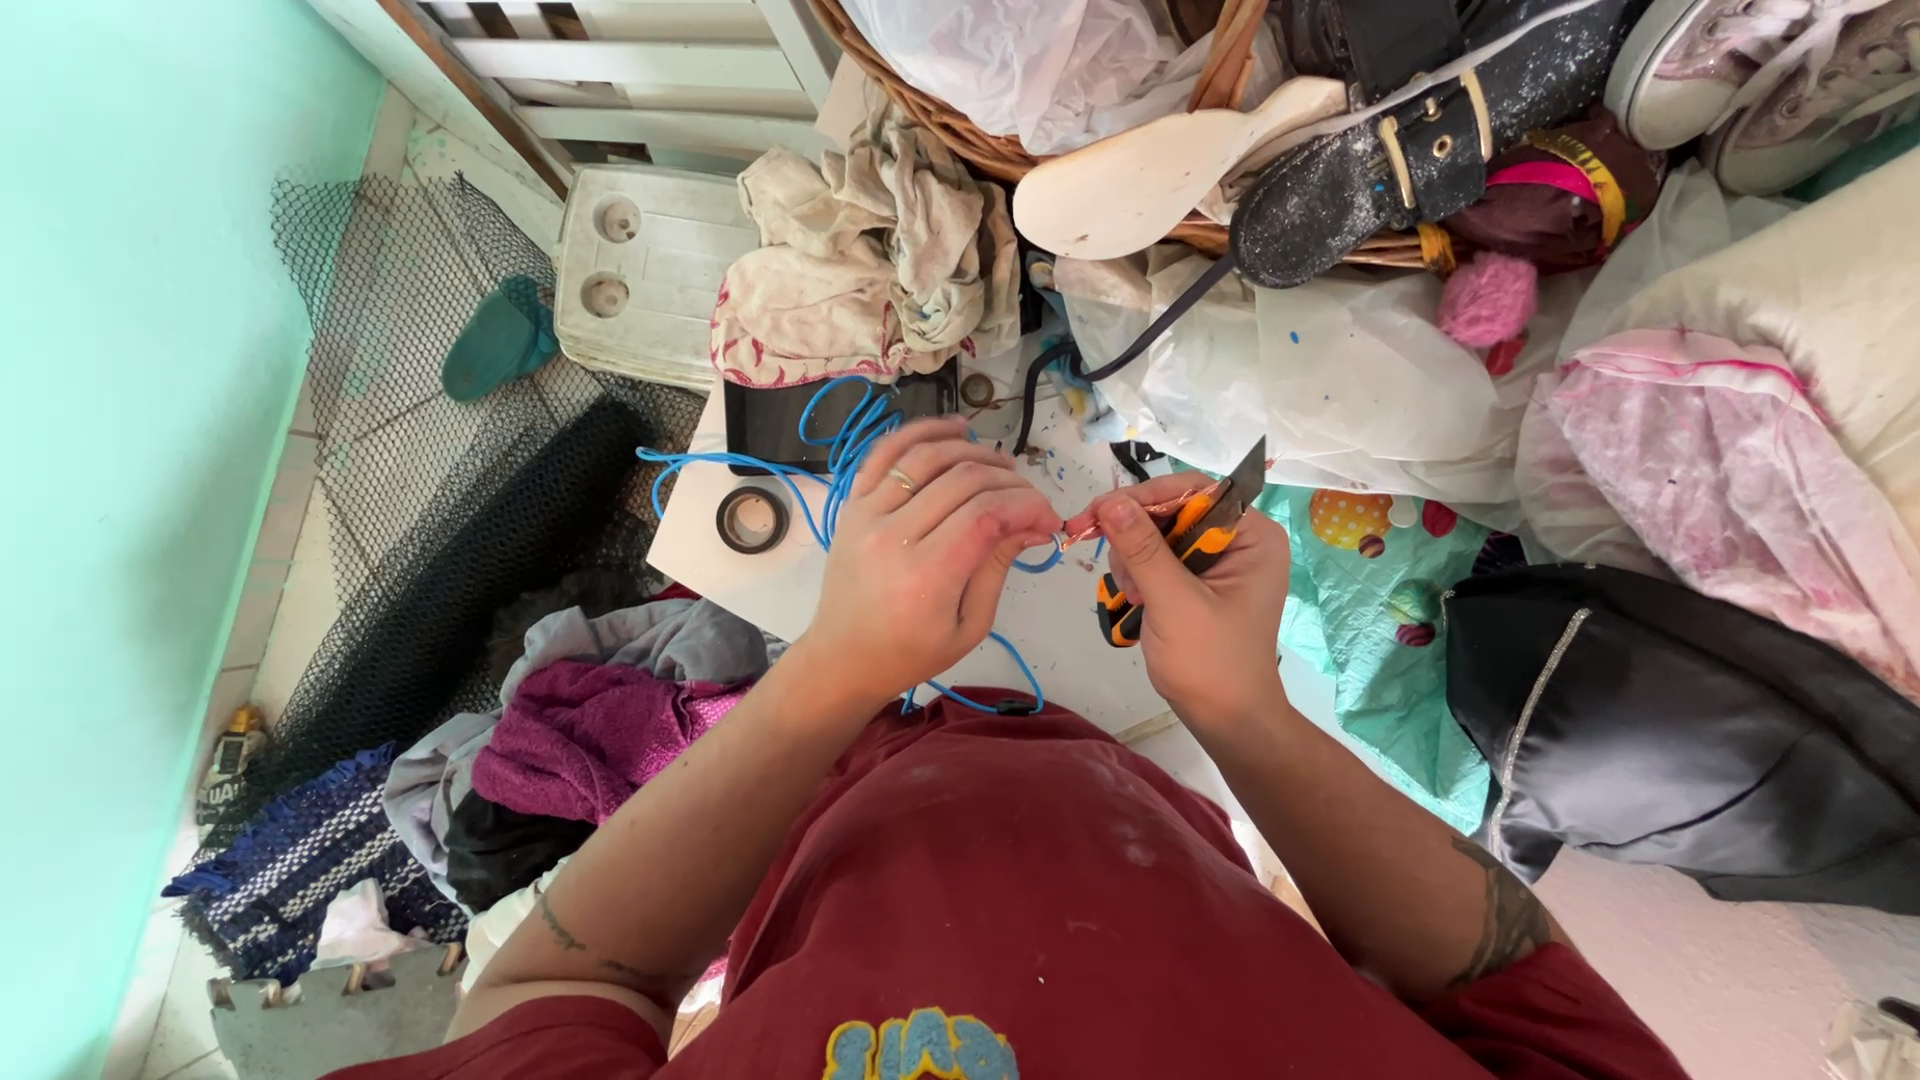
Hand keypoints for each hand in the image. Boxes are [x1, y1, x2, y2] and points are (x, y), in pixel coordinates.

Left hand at [795, 416, 1062, 706]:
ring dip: (974, 451)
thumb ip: (998, 566)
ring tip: (1003, 465)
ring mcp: (866, 514)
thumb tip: (1035, 523)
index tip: (1049, 520)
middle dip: (1011, 483)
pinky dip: (922, 432)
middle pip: (964, 480)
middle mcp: (893, 536)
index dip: (1027, 506)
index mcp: (926, 576)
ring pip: (928, 457)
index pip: (987, 514)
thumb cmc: (911, 653)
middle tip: (1031, 501)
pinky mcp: (852, 504)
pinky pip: (886, 453)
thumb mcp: (969, 625)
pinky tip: (956, 428)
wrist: (844, 658)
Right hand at [1064, 472, 1290, 727]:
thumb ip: (1142, 549)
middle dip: (1136, 534)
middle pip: (1174, 510)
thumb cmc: (1210, 661)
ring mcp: (1219, 560)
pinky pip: (1159, 556)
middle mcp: (1240, 539)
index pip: (1194, 491)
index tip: (1100, 512)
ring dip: (1134, 557)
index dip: (1145, 497)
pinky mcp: (1199, 579)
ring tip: (1131, 594)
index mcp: (1253, 536)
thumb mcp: (1173, 601)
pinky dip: (1138, 571)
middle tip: (1110, 561)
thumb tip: (1111, 502)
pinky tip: (1135, 597)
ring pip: (1159, 532)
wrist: (1225, 718)